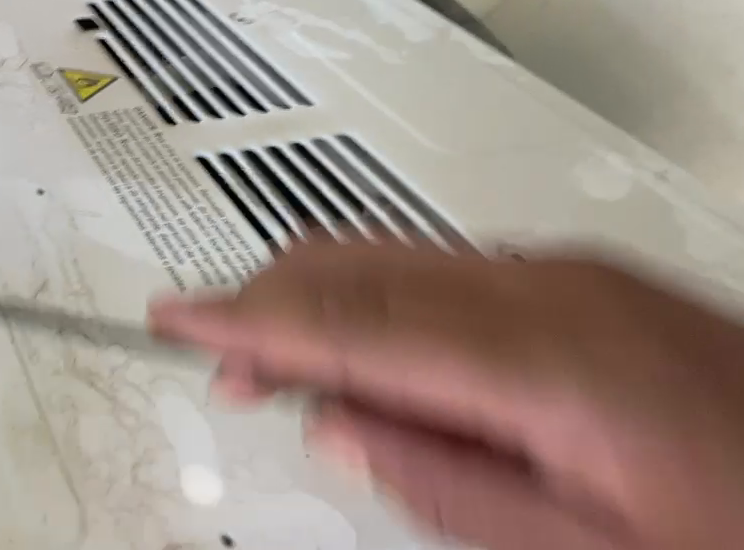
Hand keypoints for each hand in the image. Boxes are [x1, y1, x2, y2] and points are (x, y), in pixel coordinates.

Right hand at [148, 241, 743, 548]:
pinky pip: (426, 265)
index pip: (343, 321)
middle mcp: (543, 287)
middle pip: (347, 265)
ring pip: (377, 253)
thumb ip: (447, 490)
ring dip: (311, 302)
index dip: (242, 320)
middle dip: (264, 307)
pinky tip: (376, 358)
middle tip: (230, 372)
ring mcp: (559, 271)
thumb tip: (335, 425)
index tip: (172, 320)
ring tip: (294, 372)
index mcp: (549, 359)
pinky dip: (369, 300)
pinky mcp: (571, 275)